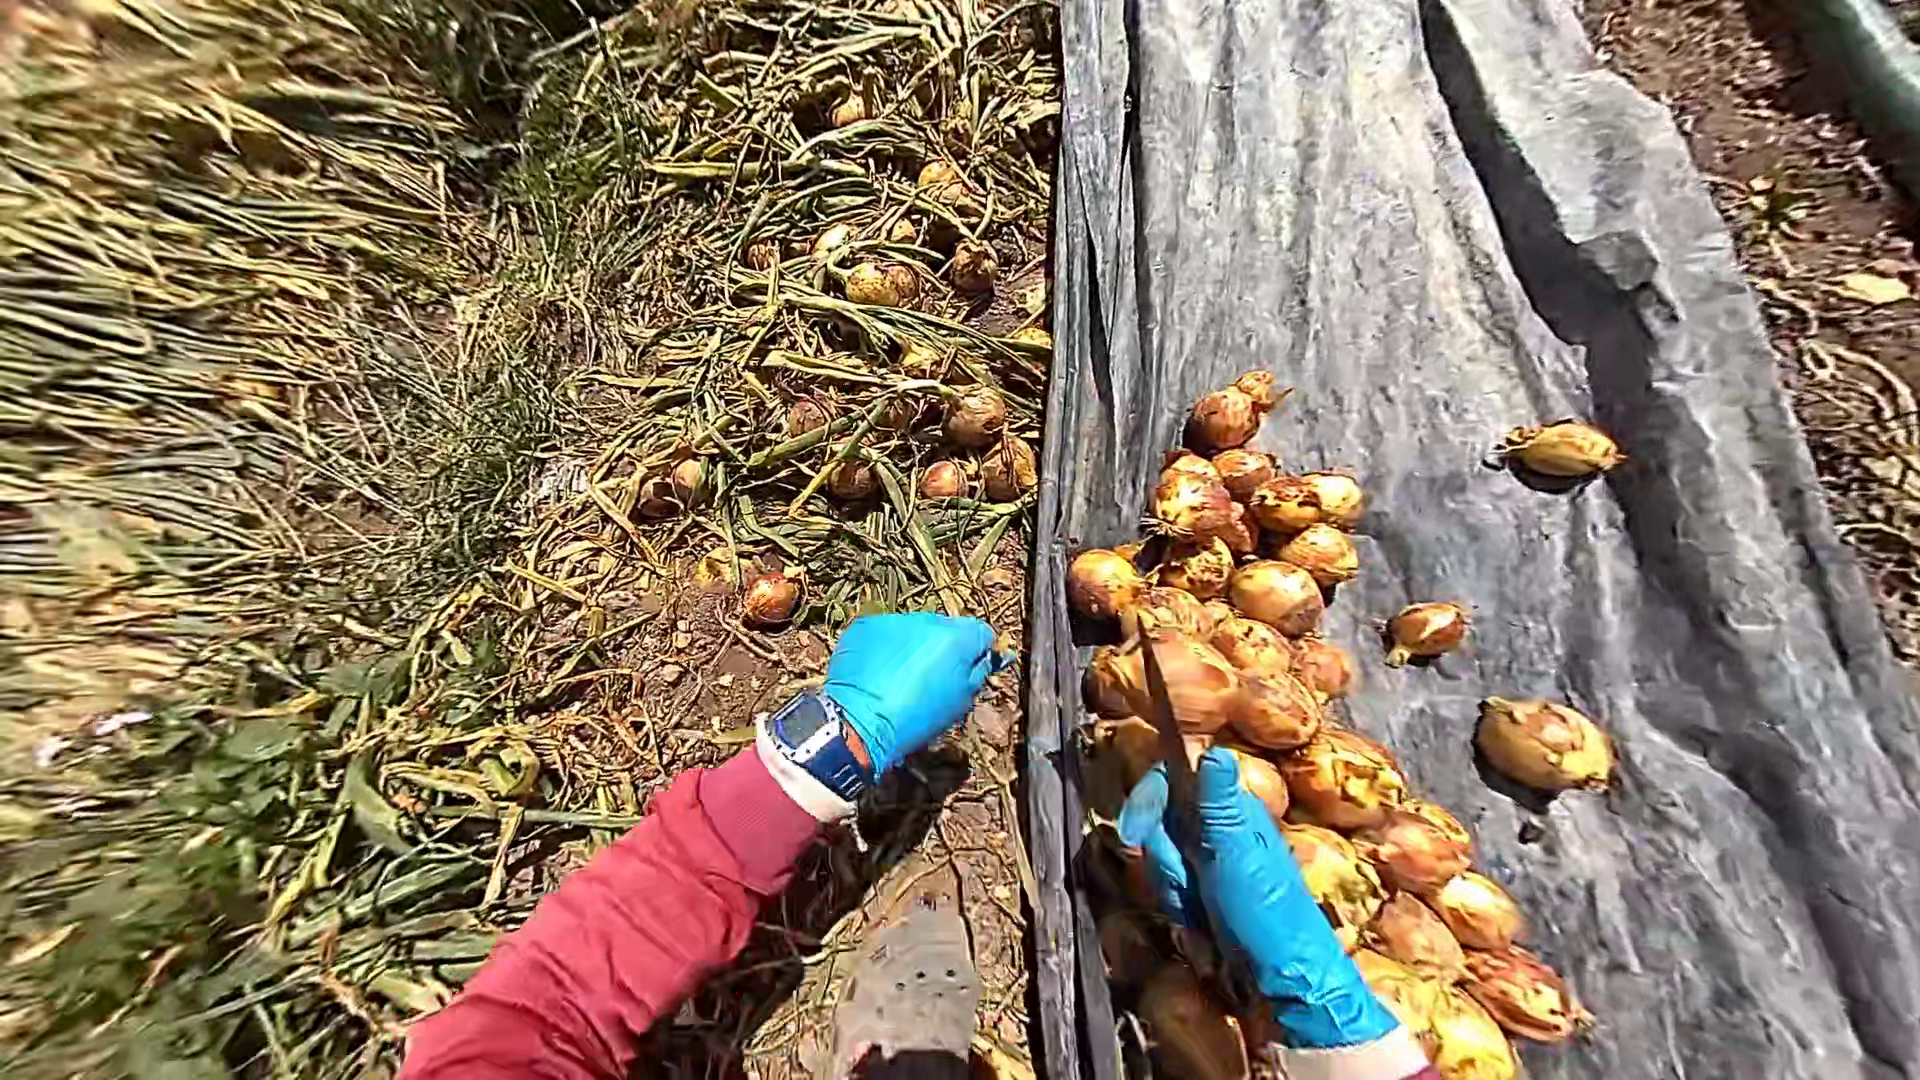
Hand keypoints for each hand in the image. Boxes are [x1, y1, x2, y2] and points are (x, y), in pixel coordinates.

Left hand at [824, 613, 1006, 776]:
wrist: (858, 722)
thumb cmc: (916, 718)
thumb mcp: (960, 702)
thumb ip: (979, 672)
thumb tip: (988, 656)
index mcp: (956, 637)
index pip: (981, 632)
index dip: (977, 653)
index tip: (967, 672)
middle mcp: (927, 620)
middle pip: (946, 628)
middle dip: (943, 647)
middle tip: (932, 680)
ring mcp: (894, 620)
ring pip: (914, 629)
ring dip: (914, 646)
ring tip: (900, 678)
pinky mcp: (866, 626)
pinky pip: (884, 633)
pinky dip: (885, 648)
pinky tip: (878, 673)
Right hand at [1118, 748, 1399, 1049]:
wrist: (1288, 985)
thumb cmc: (1264, 911)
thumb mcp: (1237, 850)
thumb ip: (1219, 798)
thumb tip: (1212, 749)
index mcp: (1227, 805)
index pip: (1168, 777)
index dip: (1145, 802)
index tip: (1132, 836)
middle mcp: (1216, 824)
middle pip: (1158, 818)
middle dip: (1163, 858)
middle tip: (1187, 886)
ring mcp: (1210, 857)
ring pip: (1160, 854)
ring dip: (1171, 887)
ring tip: (1197, 912)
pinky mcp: (1205, 888)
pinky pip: (1170, 884)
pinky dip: (1177, 905)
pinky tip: (1198, 925)